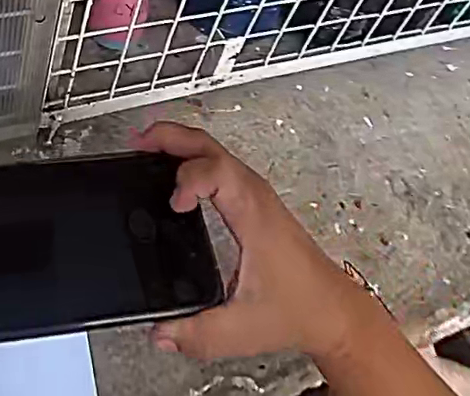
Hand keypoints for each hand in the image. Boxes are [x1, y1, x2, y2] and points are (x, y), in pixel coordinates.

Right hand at [131, 121, 378, 360]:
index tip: (174, 205)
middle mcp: (251, 190)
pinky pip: (212, 158)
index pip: (215, 170)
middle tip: (136, 144)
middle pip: (206, 143)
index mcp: (252, 210)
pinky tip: (169, 166)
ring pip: (208, 145)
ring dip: (175, 140)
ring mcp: (250, 188)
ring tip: (144, 147)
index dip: (188, 179)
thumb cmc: (299, 309)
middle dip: (168, 136)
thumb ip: (200, 334)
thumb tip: (159, 332)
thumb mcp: (246, 328)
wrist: (333, 309)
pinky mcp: (247, 193)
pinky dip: (186, 152)